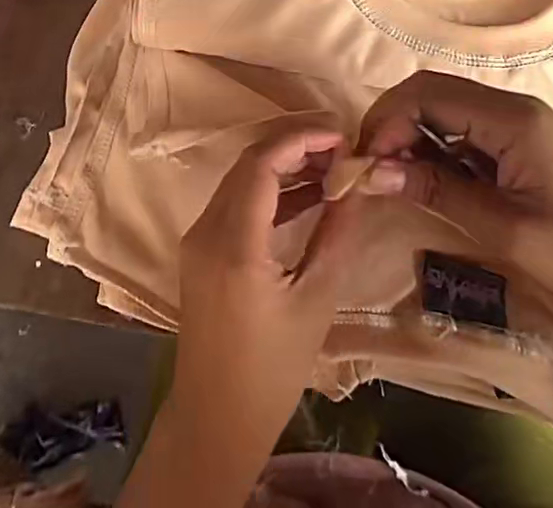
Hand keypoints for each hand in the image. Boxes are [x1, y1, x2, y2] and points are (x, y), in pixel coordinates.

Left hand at [170, 125, 381, 436]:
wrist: (216, 417)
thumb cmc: (272, 370)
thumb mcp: (315, 302)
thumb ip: (335, 237)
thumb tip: (355, 187)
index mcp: (234, 242)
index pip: (261, 164)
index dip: (301, 140)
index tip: (341, 136)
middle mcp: (206, 229)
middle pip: (247, 165)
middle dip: (294, 147)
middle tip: (341, 150)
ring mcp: (198, 238)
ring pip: (240, 181)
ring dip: (282, 169)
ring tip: (331, 169)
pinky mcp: (200, 250)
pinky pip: (235, 205)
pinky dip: (268, 194)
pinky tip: (306, 198)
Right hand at [357, 72, 552, 323]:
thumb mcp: (507, 230)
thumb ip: (436, 190)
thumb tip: (370, 171)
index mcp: (511, 119)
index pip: (425, 95)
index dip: (385, 123)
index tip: (366, 166)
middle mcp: (511, 106)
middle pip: (429, 91)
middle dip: (390, 123)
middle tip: (370, 169)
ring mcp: (518, 120)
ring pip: (442, 106)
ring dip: (409, 135)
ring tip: (392, 177)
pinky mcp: (520, 139)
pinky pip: (462, 127)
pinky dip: (433, 146)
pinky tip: (427, 177)